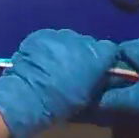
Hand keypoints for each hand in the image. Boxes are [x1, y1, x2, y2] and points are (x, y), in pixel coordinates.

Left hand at [0, 29, 119, 137]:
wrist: (28, 96)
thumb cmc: (62, 102)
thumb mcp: (89, 97)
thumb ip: (100, 82)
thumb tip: (107, 77)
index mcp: (97, 55)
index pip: (110, 51)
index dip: (104, 60)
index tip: (98, 71)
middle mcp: (81, 39)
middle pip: (87, 43)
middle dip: (83, 54)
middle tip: (75, 70)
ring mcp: (59, 35)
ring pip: (68, 39)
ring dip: (65, 50)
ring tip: (55, 66)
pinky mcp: (40, 35)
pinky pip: (49, 39)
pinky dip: (48, 48)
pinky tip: (41, 61)